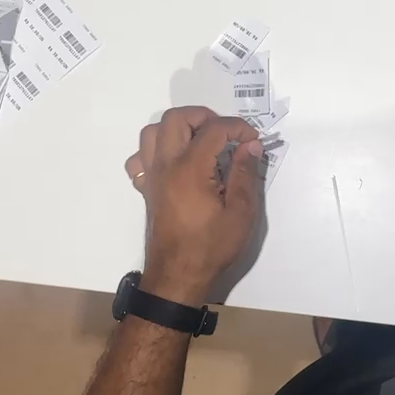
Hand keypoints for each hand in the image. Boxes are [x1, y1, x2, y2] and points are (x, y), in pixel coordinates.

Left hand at [123, 107, 264, 305]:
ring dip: (178, 128)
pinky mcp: (146, 190)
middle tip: (225, 134)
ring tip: (201, 142)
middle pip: (176, 118)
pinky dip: (157, 151)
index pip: (214, 129)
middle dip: (204, 116)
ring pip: (153, 132)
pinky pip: (141, 158)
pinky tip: (176, 163)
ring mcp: (152, 177)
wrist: (177, 277)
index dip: (238, 128)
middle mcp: (166, 166)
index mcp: (191, 169)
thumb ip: (245, 174)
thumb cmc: (211, 248)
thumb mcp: (241, 213)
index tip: (253, 141)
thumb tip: (250, 145)